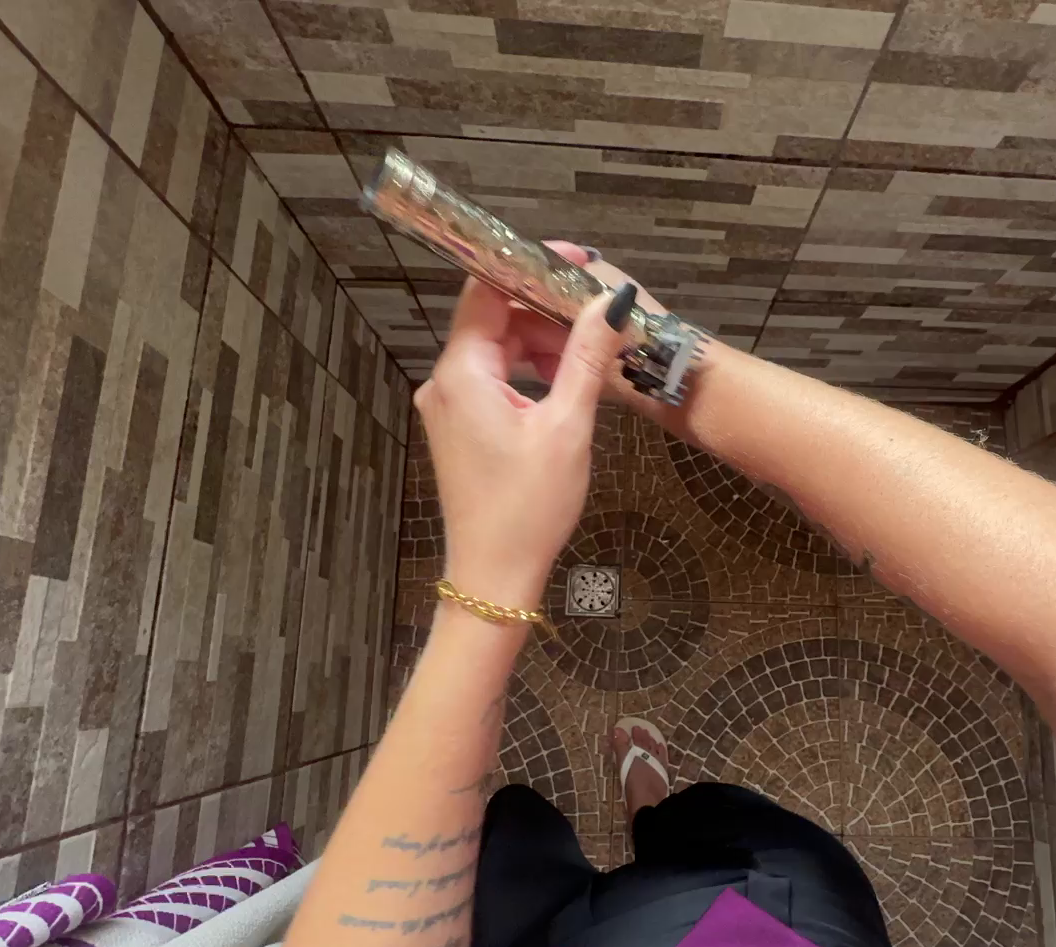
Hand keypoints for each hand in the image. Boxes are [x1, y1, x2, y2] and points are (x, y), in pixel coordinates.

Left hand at [415, 274, 636, 611]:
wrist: (496, 574)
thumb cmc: (531, 505)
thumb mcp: (567, 426)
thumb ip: (586, 358)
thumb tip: (611, 301)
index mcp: (461, 373)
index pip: (486, 290)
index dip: (531, 268)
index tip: (577, 263)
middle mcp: (444, 382)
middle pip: (492, 321)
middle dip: (543, 315)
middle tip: (595, 322)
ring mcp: (448, 408)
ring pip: (494, 352)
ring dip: (538, 347)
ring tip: (584, 361)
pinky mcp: (459, 430)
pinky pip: (491, 381)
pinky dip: (525, 375)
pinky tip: (560, 387)